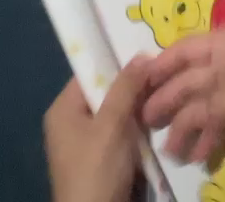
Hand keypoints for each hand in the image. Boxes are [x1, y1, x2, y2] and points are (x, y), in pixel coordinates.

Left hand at [44, 58, 150, 201]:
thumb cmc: (97, 170)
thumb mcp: (112, 125)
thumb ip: (126, 88)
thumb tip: (142, 54)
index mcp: (63, 109)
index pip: (90, 72)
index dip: (117, 63)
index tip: (146, 57)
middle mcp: (70, 123)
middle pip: (104, 94)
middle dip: (131, 90)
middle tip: (159, 78)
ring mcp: (85, 145)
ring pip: (115, 117)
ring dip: (136, 113)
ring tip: (161, 100)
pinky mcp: (101, 163)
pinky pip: (120, 137)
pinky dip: (136, 133)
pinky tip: (155, 127)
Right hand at [140, 28, 224, 165]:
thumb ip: (212, 104)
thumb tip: (180, 117)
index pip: (184, 50)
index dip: (160, 67)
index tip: (136, 87)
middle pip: (190, 80)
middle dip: (169, 101)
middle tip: (145, 125)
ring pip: (203, 105)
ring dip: (188, 125)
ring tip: (172, 151)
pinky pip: (221, 123)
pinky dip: (209, 138)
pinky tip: (200, 157)